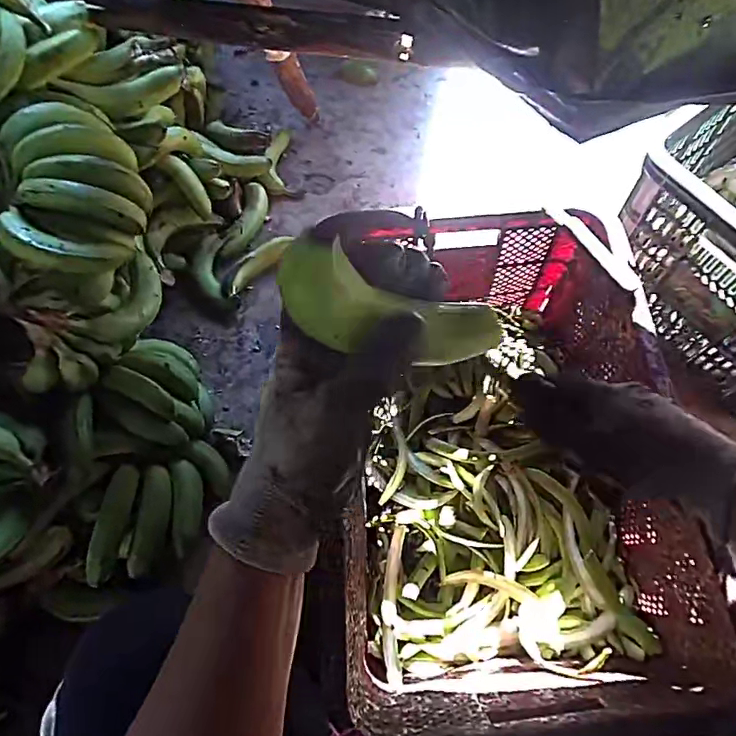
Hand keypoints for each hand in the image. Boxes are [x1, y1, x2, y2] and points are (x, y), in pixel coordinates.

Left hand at [209, 232, 437, 574]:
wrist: (294, 505)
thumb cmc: (299, 455)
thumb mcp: (336, 409)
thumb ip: (374, 363)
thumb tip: (413, 317)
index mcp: (300, 331)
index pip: (317, 263)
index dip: (350, 235)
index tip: (390, 229)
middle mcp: (323, 334)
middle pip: (358, 282)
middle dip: (393, 266)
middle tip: (428, 270)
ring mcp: (347, 355)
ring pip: (380, 310)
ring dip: (410, 294)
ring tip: (441, 289)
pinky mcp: (368, 377)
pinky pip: (394, 342)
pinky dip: (417, 329)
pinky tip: (440, 321)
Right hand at [513, 373, 735, 539]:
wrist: (708, 469)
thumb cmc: (645, 461)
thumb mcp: (593, 449)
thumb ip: (558, 429)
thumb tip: (524, 409)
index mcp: (602, 395)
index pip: (562, 382)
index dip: (539, 387)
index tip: (521, 392)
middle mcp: (623, 391)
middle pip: (584, 391)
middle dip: (562, 399)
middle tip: (545, 414)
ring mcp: (647, 402)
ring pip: (607, 402)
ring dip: (587, 412)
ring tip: (577, 429)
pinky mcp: (664, 417)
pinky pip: (626, 414)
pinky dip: (609, 423)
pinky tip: (615, 440)